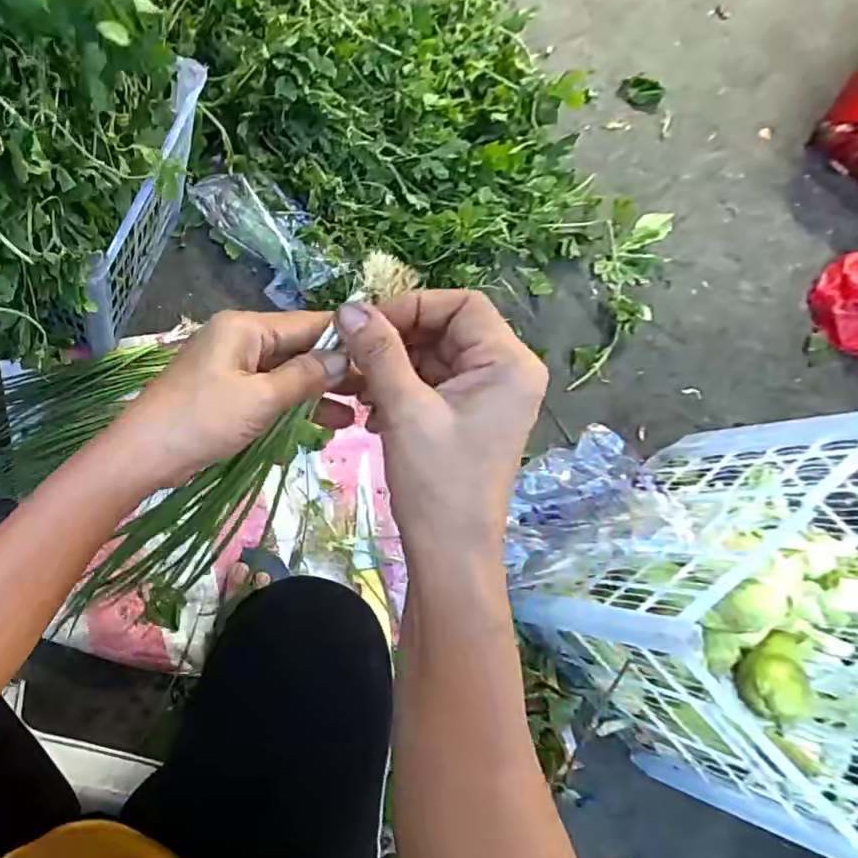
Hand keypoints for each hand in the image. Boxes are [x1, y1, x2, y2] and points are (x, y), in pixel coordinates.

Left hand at [103, 310, 354, 488]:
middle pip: (297, 350)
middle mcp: (239, 340)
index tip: (379, 356)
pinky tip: (319, 429)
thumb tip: (343, 357)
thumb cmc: (202, 421)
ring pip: (285, 376)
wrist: (142, 456)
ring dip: (315, 396)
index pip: (307, 324)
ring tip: (352, 419)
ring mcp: (231, 368)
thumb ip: (304, 377)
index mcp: (245, 328)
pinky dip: (290, 409)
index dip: (343, 340)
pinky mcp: (226, 394)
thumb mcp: (259, 399)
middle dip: (332, 373)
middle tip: (371, 394)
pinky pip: (267, 395)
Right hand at [335, 290, 548, 556]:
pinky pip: (431, 386)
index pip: (462, 305)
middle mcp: (506, 373)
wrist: (450, 552)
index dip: (413, 306)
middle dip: (396, 340)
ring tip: (355, 389)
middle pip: (446, 331)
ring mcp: (488, 398)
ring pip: (433, 359)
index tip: (367, 325)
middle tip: (351, 357)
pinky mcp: (468, 419)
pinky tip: (370, 412)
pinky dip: (399, 390)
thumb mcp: (405, 409)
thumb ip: (379, 351)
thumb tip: (349, 307)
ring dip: (391, 367)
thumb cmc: (437, 481)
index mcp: (509, 363)